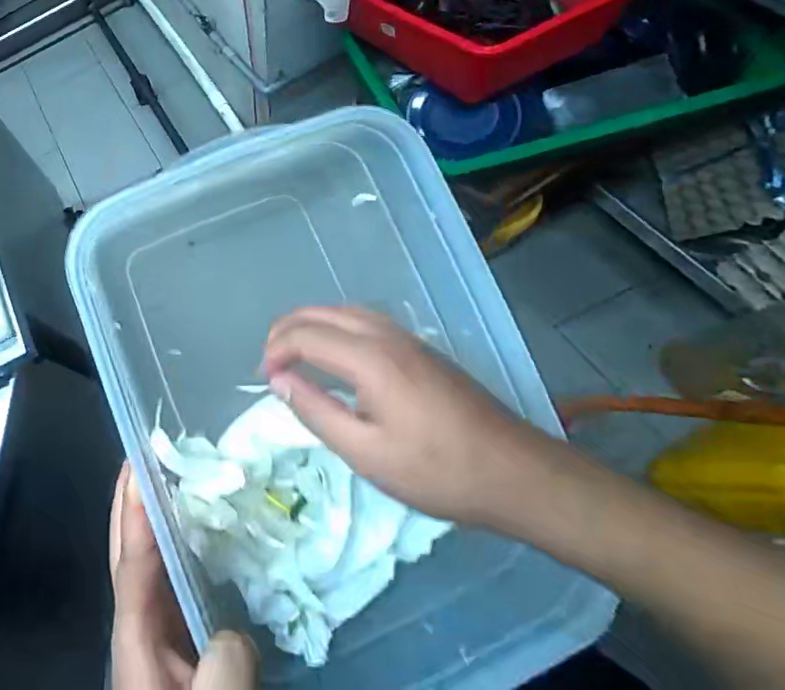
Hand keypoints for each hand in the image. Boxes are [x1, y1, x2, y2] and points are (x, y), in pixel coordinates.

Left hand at [109, 463, 256, 689]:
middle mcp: (138, 623)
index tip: (139, 463)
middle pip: (128, 548)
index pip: (131, 562)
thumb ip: (224, 668)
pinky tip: (203, 534)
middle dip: (131, 499)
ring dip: (155, 517)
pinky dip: (180, 549)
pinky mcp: (178, 645)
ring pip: (150, 562)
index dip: (135, 512)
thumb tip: (237, 632)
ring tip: (173, 475)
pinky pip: (175, 584)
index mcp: (135, 634)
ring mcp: (156, 632)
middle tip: (146, 450)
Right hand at [264, 306, 573, 530]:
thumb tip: (278, 380)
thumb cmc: (438, 471)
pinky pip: (363, 320)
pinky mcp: (420, 349)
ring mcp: (406, 338)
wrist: (520, 475)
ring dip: (310, 324)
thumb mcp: (366, 453)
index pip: (304, 335)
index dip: (275, 352)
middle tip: (270, 363)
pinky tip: (334, 352)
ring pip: (342, 311)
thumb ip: (315, 411)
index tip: (264, 380)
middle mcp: (384, 335)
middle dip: (285, 330)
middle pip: (319, 312)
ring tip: (293, 352)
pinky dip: (334, 326)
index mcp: (369, 358)